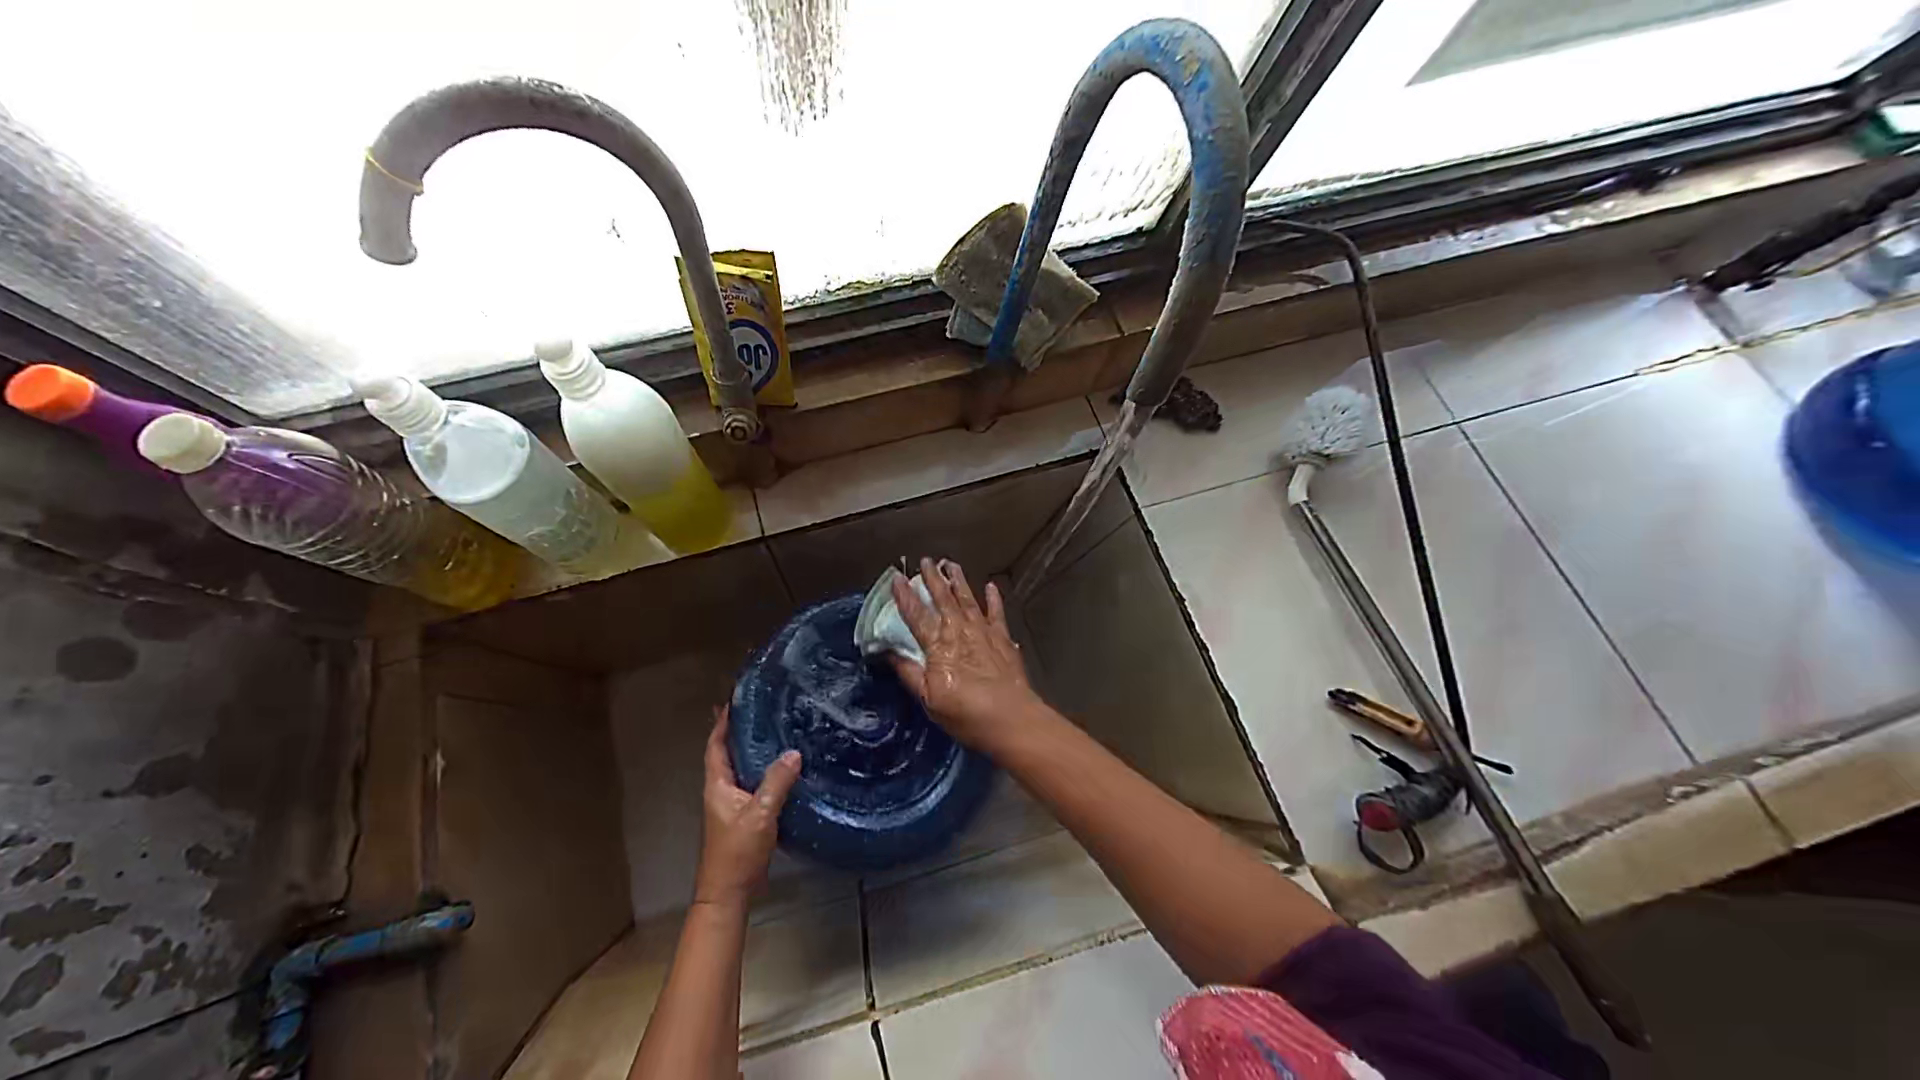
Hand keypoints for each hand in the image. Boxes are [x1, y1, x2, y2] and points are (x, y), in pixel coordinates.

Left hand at [694, 707, 800, 907]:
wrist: (729, 891)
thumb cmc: (737, 851)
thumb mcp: (760, 814)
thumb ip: (777, 783)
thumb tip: (794, 752)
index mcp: (717, 786)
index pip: (716, 746)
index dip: (722, 724)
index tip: (732, 702)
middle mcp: (721, 791)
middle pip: (727, 754)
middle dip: (738, 733)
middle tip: (757, 711)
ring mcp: (731, 805)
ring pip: (741, 770)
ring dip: (751, 752)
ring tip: (772, 732)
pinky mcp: (743, 817)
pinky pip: (753, 784)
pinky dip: (763, 772)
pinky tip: (782, 770)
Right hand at [890, 558, 1042, 750]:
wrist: (1012, 718)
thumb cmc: (966, 713)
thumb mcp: (928, 698)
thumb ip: (909, 672)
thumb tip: (888, 653)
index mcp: (938, 645)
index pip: (916, 615)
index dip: (905, 596)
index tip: (897, 579)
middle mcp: (960, 631)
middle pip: (943, 599)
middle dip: (933, 579)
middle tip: (925, 561)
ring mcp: (984, 632)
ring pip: (968, 600)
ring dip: (958, 581)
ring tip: (950, 564)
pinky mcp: (1003, 639)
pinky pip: (997, 613)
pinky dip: (993, 599)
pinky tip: (990, 587)